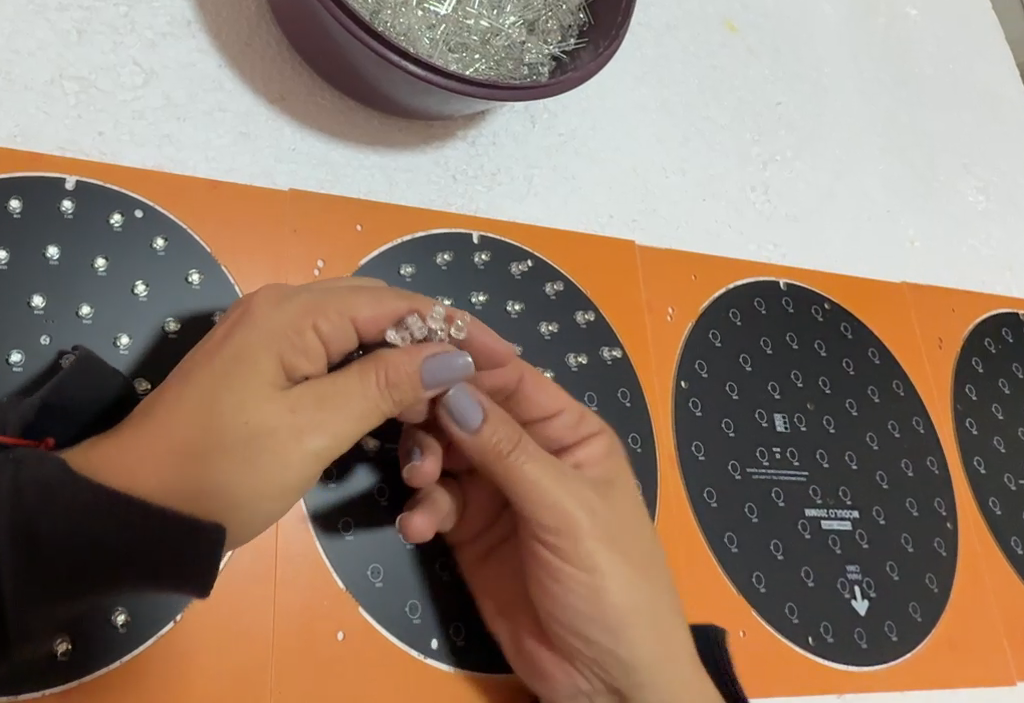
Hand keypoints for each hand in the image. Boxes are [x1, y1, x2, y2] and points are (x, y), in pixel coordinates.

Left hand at [61, 279, 476, 548]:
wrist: (136, 504)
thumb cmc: (224, 469)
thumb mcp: (312, 430)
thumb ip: (383, 385)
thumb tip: (450, 354)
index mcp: (293, 311)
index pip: (393, 303)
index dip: (453, 327)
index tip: (506, 359)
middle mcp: (281, 305)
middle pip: (375, 310)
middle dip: (429, 342)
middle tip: (479, 383)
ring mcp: (267, 332)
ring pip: (352, 333)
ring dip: (396, 364)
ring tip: (438, 406)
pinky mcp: (260, 362)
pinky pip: (326, 354)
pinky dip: (363, 377)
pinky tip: (388, 408)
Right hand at [397, 319, 720, 702]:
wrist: (608, 688)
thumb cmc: (612, 585)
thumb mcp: (565, 511)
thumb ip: (507, 450)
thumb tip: (451, 388)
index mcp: (565, 431)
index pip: (508, 378)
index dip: (464, 364)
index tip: (415, 355)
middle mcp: (525, 451)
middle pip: (464, 410)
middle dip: (433, 418)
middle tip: (410, 433)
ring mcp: (494, 490)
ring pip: (441, 450)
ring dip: (422, 461)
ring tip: (420, 487)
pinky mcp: (468, 529)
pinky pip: (433, 500)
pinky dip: (420, 508)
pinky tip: (417, 528)